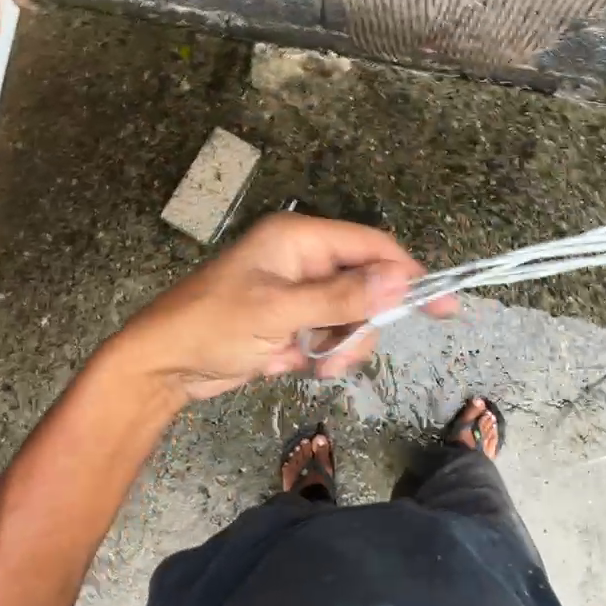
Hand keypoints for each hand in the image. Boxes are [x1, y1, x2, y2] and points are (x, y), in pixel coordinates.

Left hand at [111, 213, 456, 400]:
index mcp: (298, 240)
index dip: (407, 274)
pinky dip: (320, 357)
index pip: (371, 247)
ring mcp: (297, 296)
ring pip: (351, 320)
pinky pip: (328, 339)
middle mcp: (302, 262)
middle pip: (366, 288)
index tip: (442, 306)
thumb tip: (400, 281)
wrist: (163, 365)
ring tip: (310, 365)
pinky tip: (290, 365)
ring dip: (339, 348)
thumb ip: (341, 297)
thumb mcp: (278, 311)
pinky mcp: (291, 325)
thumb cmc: (212, 326)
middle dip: (359, 326)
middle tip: (338, 356)